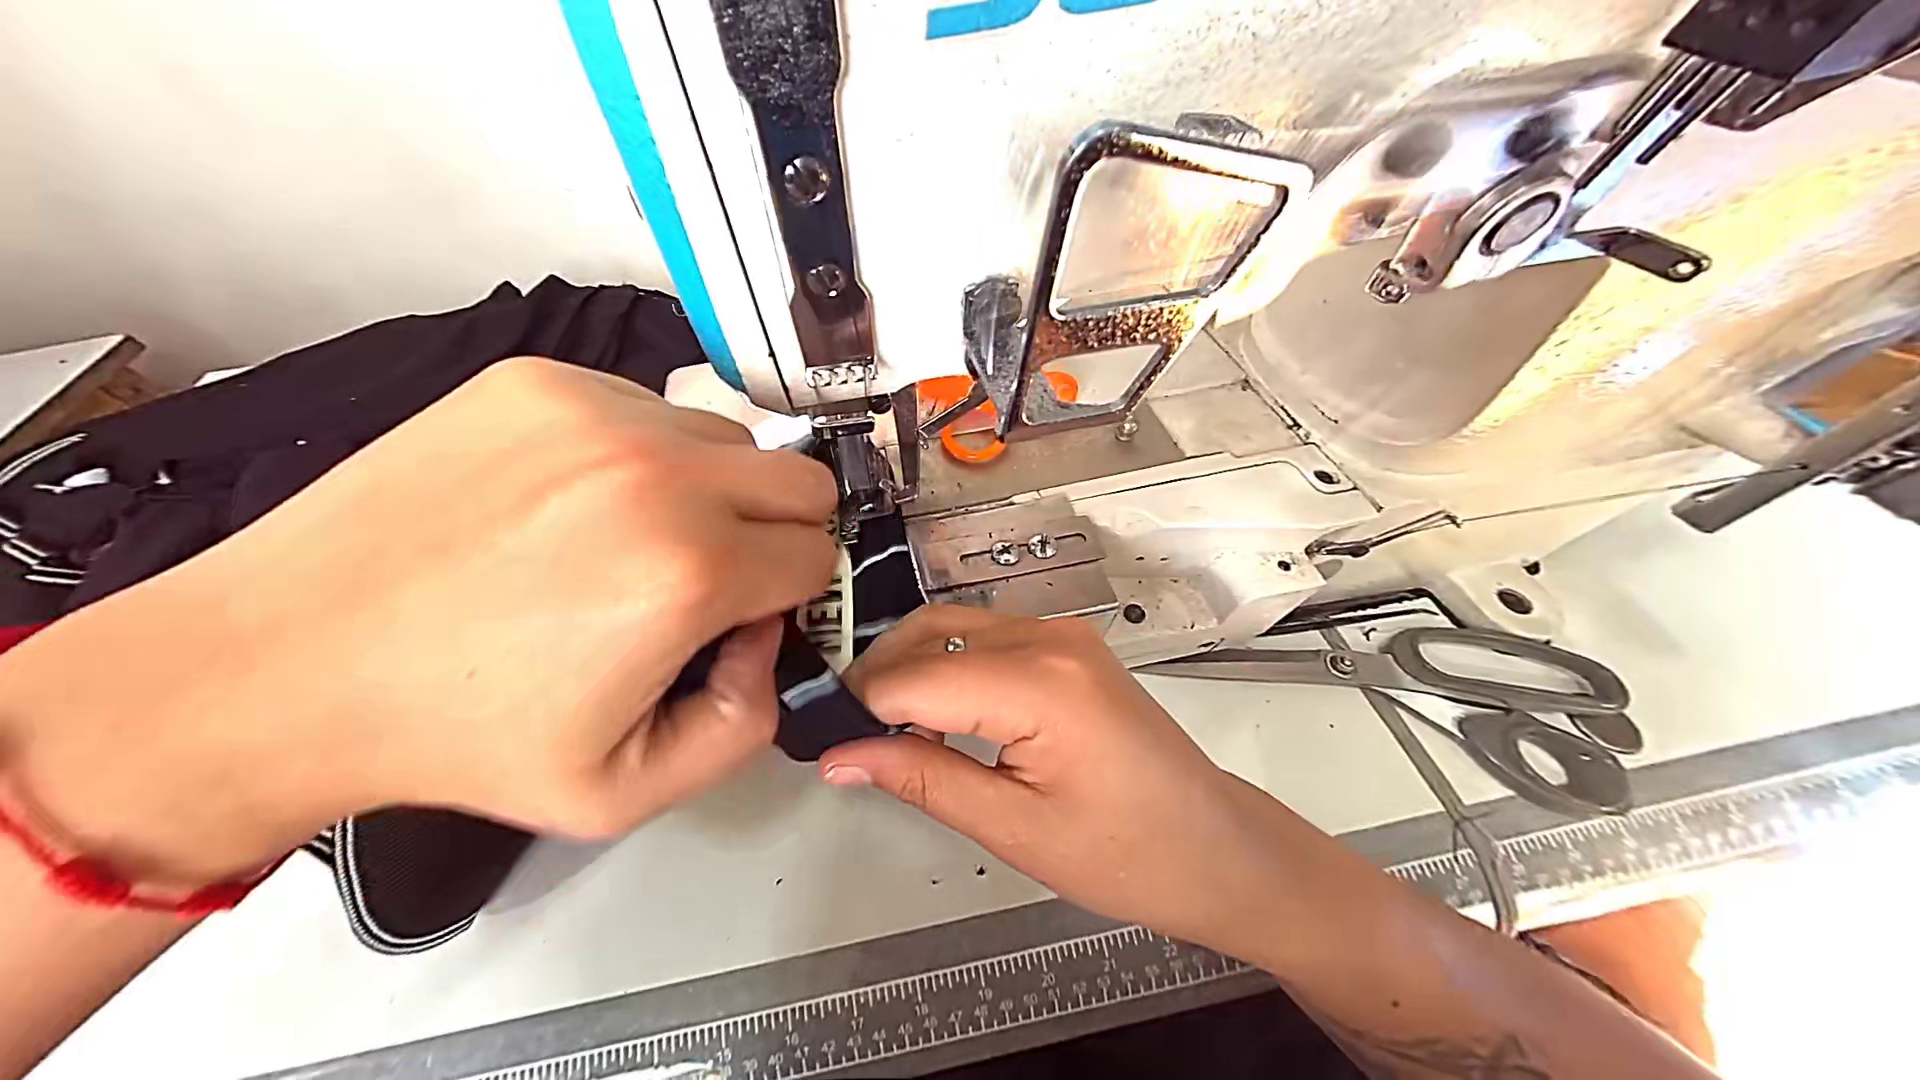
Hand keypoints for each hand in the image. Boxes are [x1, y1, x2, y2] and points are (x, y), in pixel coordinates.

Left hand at [0, 357, 837, 883]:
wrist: (278, 666)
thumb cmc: (464, 738)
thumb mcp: (630, 788)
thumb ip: (747, 723)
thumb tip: (768, 632)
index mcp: (688, 572)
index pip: (816, 555)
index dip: (790, 595)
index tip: (741, 616)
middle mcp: (658, 473)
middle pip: (803, 481)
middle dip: (781, 532)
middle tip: (717, 572)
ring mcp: (597, 414)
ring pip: (732, 440)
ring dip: (714, 490)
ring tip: (636, 537)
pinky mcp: (541, 384)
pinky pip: (654, 410)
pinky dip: (648, 455)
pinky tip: (579, 502)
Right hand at [822, 605, 1305, 955]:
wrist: (1217, 846)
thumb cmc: (1128, 854)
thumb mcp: (1013, 827)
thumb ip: (921, 779)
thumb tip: (840, 755)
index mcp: (1040, 681)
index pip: (916, 676)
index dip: (860, 706)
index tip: (824, 740)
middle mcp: (1048, 636)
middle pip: (930, 632)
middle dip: (877, 677)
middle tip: (846, 734)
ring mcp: (1061, 633)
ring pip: (953, 626)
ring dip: (909, 667)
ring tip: (882, 726)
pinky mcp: (1066, 644)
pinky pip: (984, 636)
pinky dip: (945, 664)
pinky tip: (933, 710)